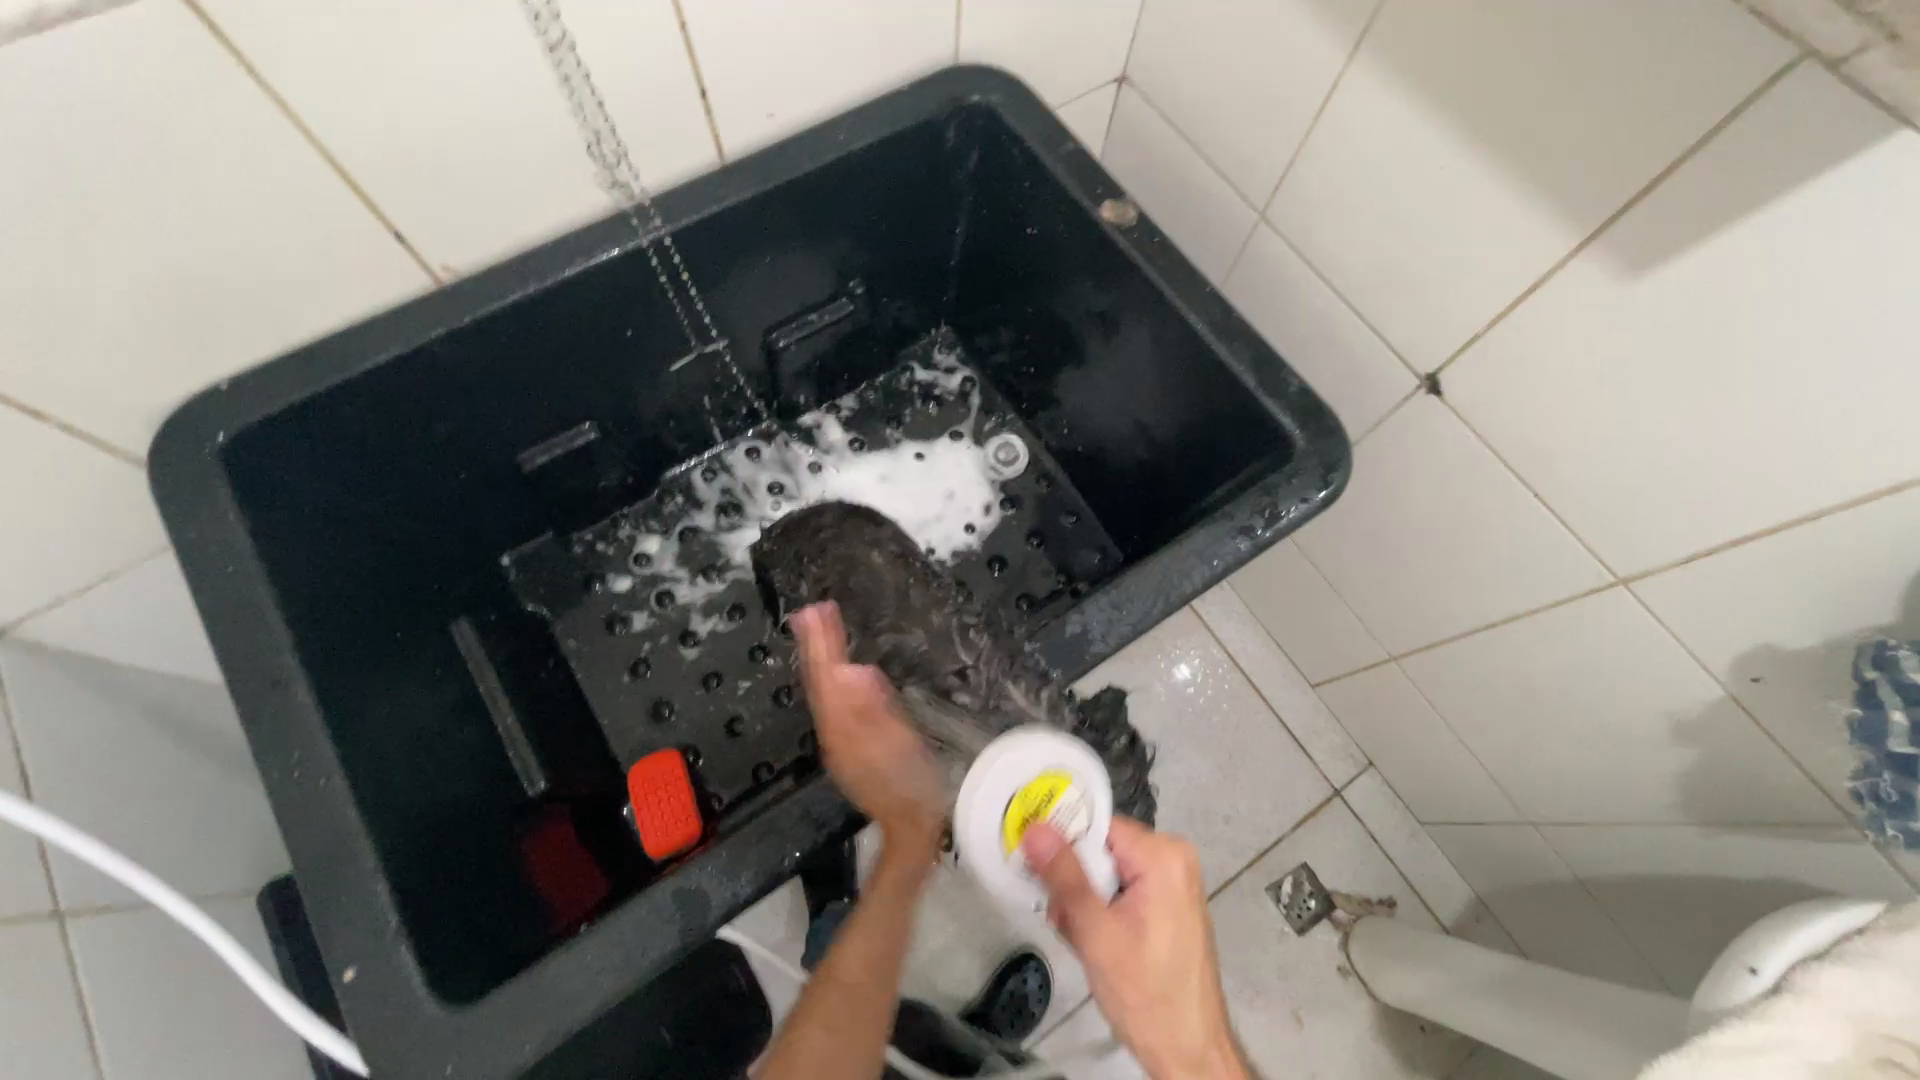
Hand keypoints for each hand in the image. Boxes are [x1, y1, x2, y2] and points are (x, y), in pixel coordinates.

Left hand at [792, 602, 944, 851]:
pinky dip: (829, 682)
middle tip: (809, 611)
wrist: (910, 828)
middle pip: (820, 682)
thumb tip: (854, 669)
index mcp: (845, 728)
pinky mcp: (848, 748)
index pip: (829, 677)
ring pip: (823, 693)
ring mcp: (839, 742)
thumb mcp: (900, 744)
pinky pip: (831, 706)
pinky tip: (835, 672)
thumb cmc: (913, 785)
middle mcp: (834, 732)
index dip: (823, 643)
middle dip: (815, 646)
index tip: (817, 611)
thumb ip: (875, 708)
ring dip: (820, 660)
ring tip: (815, 629)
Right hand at [1024, 819, 1249, 1079]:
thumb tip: (1036, 828)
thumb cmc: (1145, 992)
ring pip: (1108, 871)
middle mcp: (1174, 857)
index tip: (1041, 874)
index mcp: (1162, 855)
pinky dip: (1104, 911)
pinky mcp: (1169, 903)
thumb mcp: (1096, 933)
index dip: (1065, 848)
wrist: (1189, 1051)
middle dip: (1075, 882)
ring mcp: (1174, 881)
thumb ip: (1064, 876)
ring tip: (1082, 938)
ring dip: (1086, 902)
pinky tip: (1098, 942)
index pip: (1096, 826)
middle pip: (1102, 848)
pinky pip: (1123, 888)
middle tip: (1065, 920)